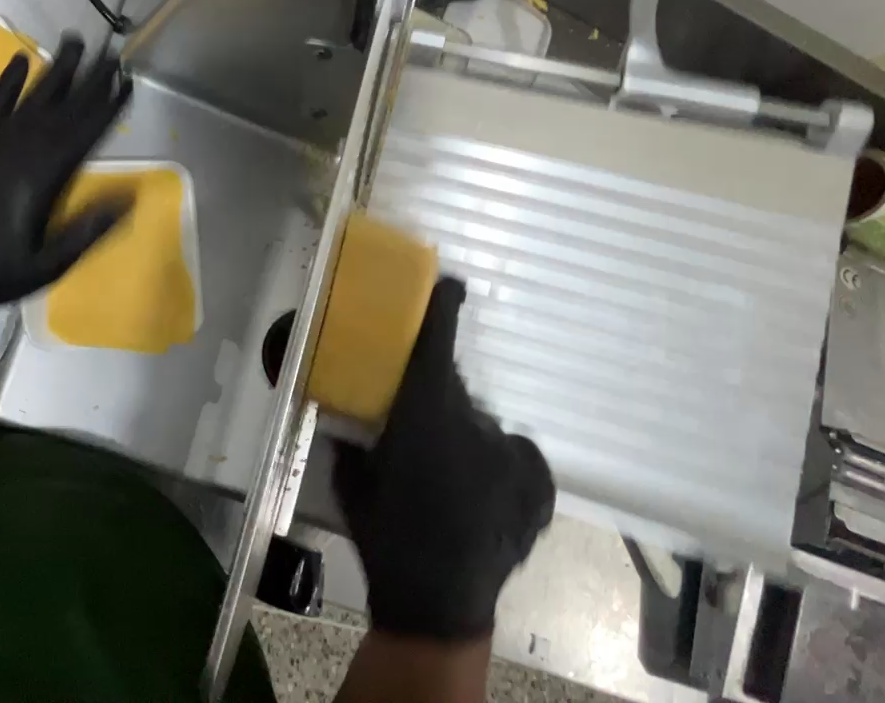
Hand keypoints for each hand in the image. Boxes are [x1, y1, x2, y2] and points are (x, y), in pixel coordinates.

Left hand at [0, 33, 133, 327]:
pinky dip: (8, 80)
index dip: (109, 106)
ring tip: (76, 41)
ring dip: (57, 69)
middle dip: (91, 79)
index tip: (128, 81)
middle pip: (65, 107)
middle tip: (112, 51)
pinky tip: (21, 58)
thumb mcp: (46, 265)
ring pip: (33, 96)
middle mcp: (23, 148)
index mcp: (45, 176)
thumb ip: (87, 231)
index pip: (86, 132)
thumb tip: (129, 199)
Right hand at [334, 278, 554, 640]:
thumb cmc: (383, 533)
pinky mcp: (536, 485)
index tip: (451, 284)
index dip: (442, 310)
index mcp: (422, 416)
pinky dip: (498, 465)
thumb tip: (348, 423)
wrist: (437, 601)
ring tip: (447, 477)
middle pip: (453, 391)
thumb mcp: (352, 478)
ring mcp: (510, 456)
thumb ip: (354, 442)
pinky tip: (481, 493)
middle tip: (415, 430)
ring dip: (462, 438)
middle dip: (435, 398)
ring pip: (482, 427)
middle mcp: (471, 425)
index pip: (434, 349)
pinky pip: (513, 457)